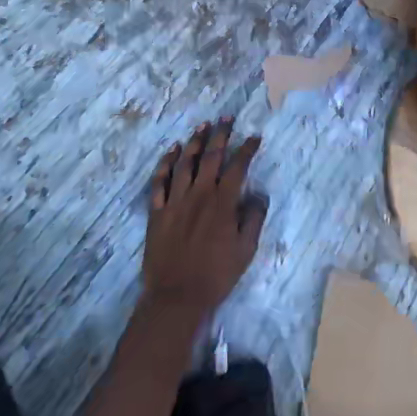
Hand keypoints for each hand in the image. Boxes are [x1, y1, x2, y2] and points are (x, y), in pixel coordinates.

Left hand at [143, 118, 266, 318]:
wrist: (176, 297)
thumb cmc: (216, 275)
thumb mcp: (246, 250)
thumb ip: (253, 219)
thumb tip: (259, 195)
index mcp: (223, 203)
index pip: (238, 167)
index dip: (247, 149)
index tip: (254, 137)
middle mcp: (199, 195)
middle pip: (211, 157)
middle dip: (220, 135)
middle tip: (226, 118)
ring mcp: (175, 201)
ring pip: (185, 163)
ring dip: (194, 143)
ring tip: (202, 127)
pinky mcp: (157, 212)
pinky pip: (159, 181)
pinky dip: (165, 164)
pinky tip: (171, 151)